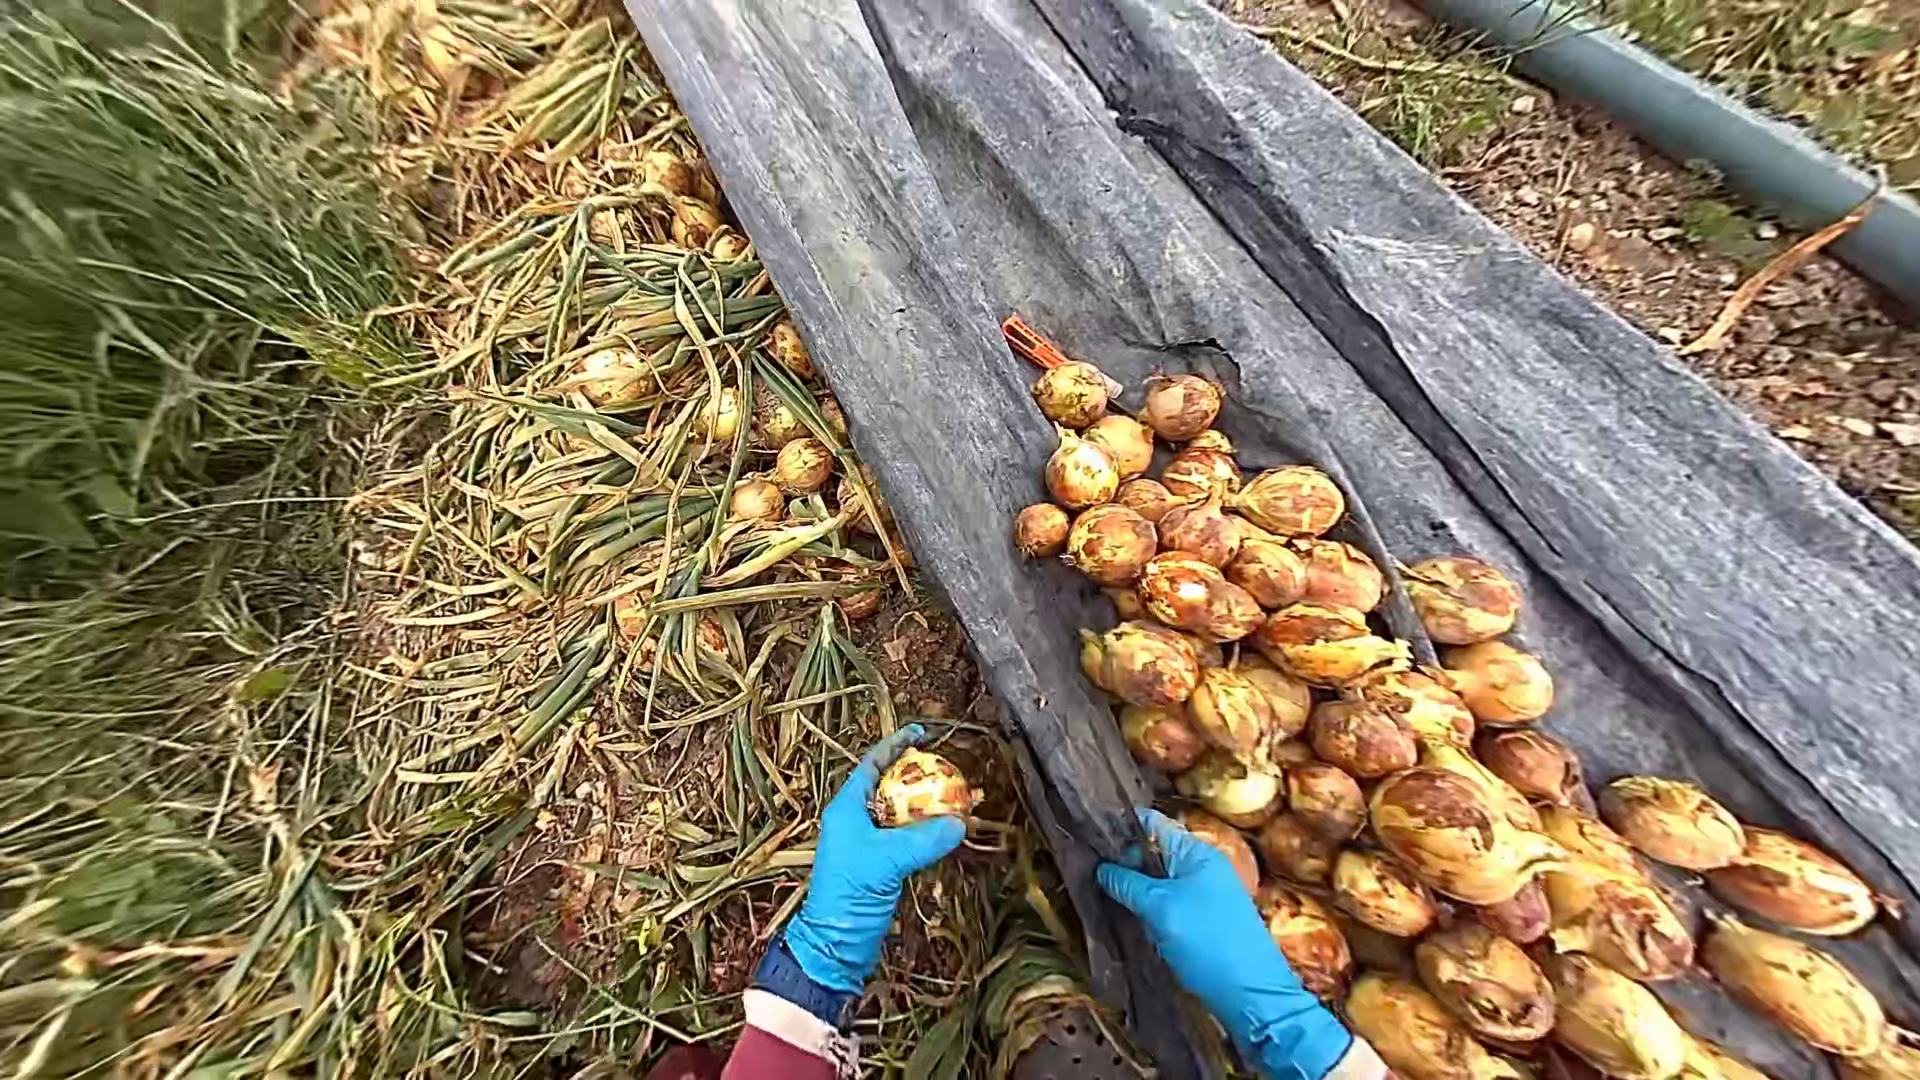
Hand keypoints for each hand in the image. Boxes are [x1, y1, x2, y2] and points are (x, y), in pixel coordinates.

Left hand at [784, 724, 967, 992]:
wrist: (833, 950)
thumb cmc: (848, 897)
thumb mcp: (886, 862)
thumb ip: (923, 839)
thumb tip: (960, 823)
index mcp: (847, 807)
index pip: (873, 763)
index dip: (896, 744)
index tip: (921, 732)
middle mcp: (856, 818)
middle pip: (890, 784)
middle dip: (918, 775)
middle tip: (945, 766)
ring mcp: (866, 841)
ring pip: (900, 811)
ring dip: (925, 804)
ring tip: (953, 796)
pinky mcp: (879, 863)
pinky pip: (906, 836)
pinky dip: (926, 830)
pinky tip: (946, 830)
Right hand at [1098, 809, 1353, 1078]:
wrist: (1257, 1002)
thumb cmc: (1209, 943)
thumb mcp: (1161, 909)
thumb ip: (1127, 883)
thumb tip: (1100, 868)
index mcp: (1195, 851)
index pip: (1151, 821)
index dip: (1120, 825)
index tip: (1091, 836)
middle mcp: (1200, 865)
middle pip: (1152, 849)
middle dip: (1124, 859)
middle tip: (1093, 870)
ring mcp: (1204, 892)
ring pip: (1158, 877)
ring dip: (1135, 885)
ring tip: (1106, 892)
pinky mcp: (1204, 918)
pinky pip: (1168, 899)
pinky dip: (1149, 905)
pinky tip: (1131, 916)